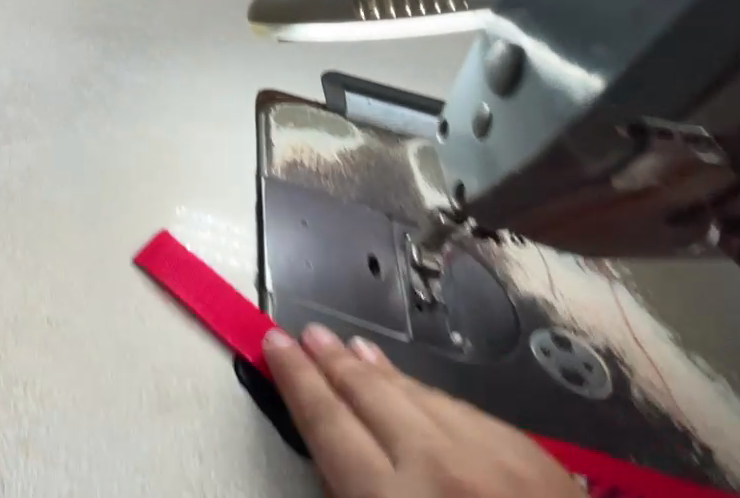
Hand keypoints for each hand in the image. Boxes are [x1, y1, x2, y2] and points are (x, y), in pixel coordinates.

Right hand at [264, 325, 584, 497]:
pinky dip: (436, 397)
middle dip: (334, 361)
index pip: (326, 419)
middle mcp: (441, 469)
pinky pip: (473, 416)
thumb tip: (334, 455)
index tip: (274, 342)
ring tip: (355, 348)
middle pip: (370, 396)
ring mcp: (498, 462)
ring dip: (383, 372)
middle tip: (310, 334)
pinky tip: (421, 389)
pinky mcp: (542, 465)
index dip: (296, 377)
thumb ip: (352, 493)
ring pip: (422, 397)